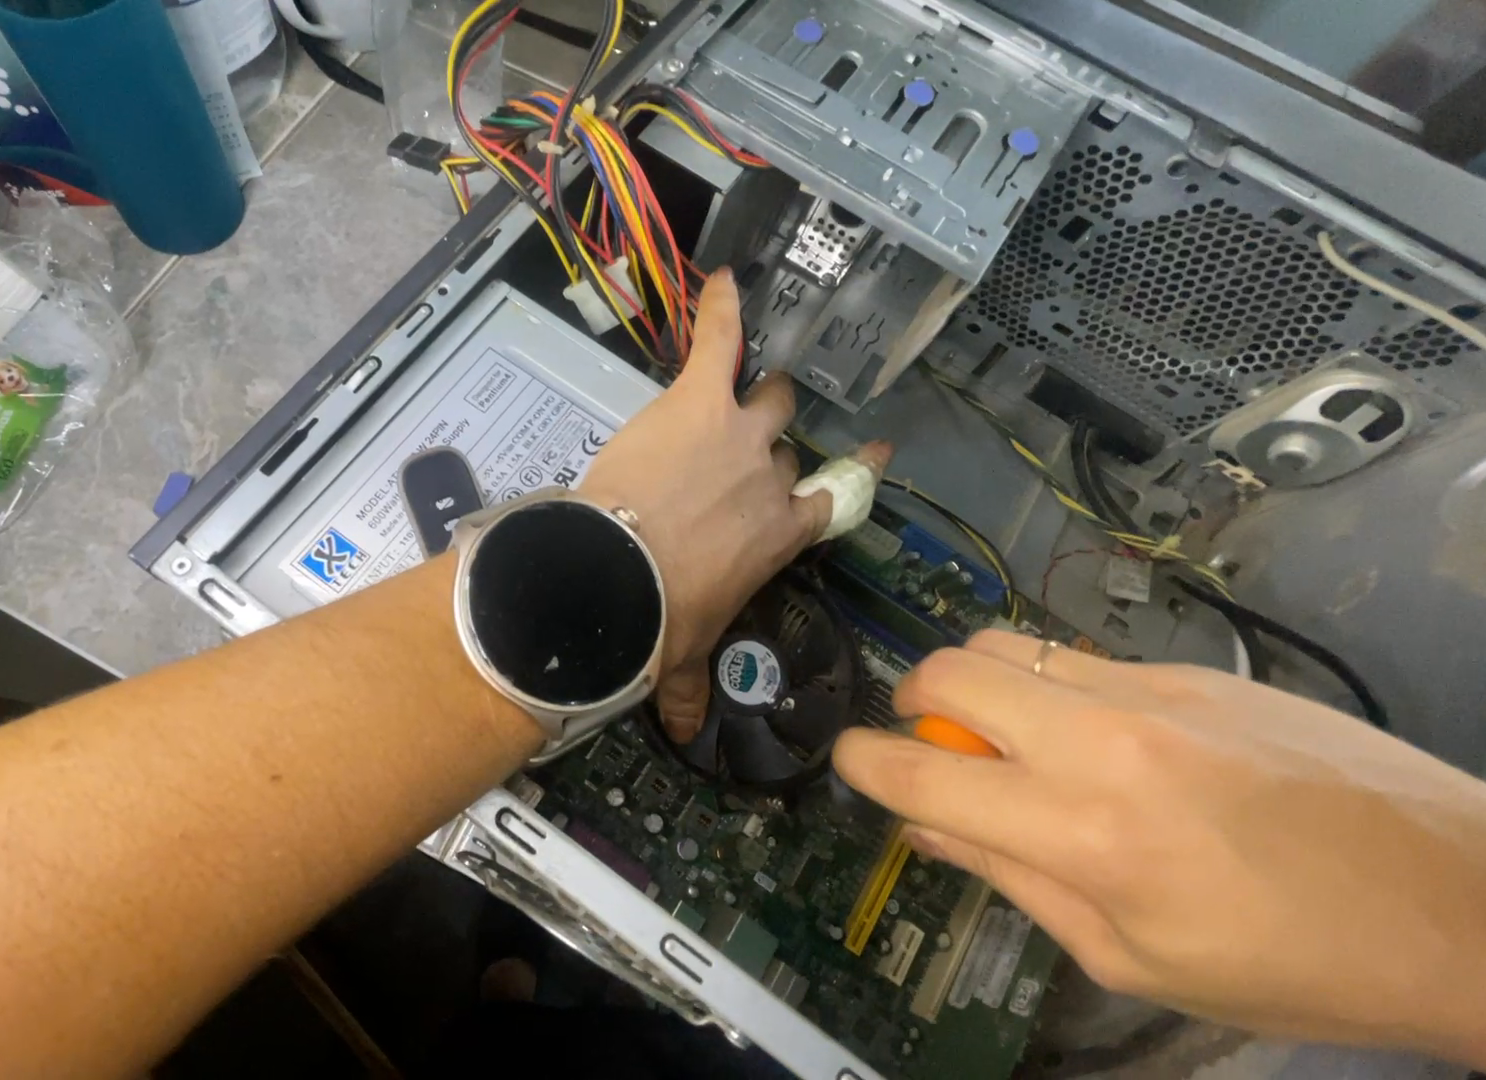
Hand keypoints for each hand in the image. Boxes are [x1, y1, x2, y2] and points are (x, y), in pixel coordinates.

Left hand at [580, 270, 889, 741]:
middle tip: (753, 435)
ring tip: (752, 370)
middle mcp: (770, 479)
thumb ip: (687, 689)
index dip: (843, 477)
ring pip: (767, 397)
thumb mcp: (680, 656)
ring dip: (758, 389)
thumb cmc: (658, 619)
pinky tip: (724, 279)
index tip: (868, 454)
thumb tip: (686, 736)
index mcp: (778, 536)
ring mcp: (737, 433)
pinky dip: (722, 310)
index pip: (824, 500)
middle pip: (785, 445)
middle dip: (772, 441)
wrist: (618, 578)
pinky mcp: (696, 400)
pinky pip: (718, 343)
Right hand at [832, 630, 1485, 1073]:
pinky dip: (1045, 687)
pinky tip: (1099, 734)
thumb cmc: (1293, 960)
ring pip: (999, 645)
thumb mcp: (1130, 957)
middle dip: (909, 701)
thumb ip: (1009, 878)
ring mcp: (1144, 689)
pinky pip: (1070, 656)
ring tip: (1009, 732)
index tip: (850, 760)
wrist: (1475, 899)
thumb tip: (923, 826)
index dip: (861, 762)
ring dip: (973, 684)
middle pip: (944, 672)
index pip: (919, 776)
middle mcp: (1098, 740)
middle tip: (934, 741)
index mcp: (1080, 833)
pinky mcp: (1184, 667)